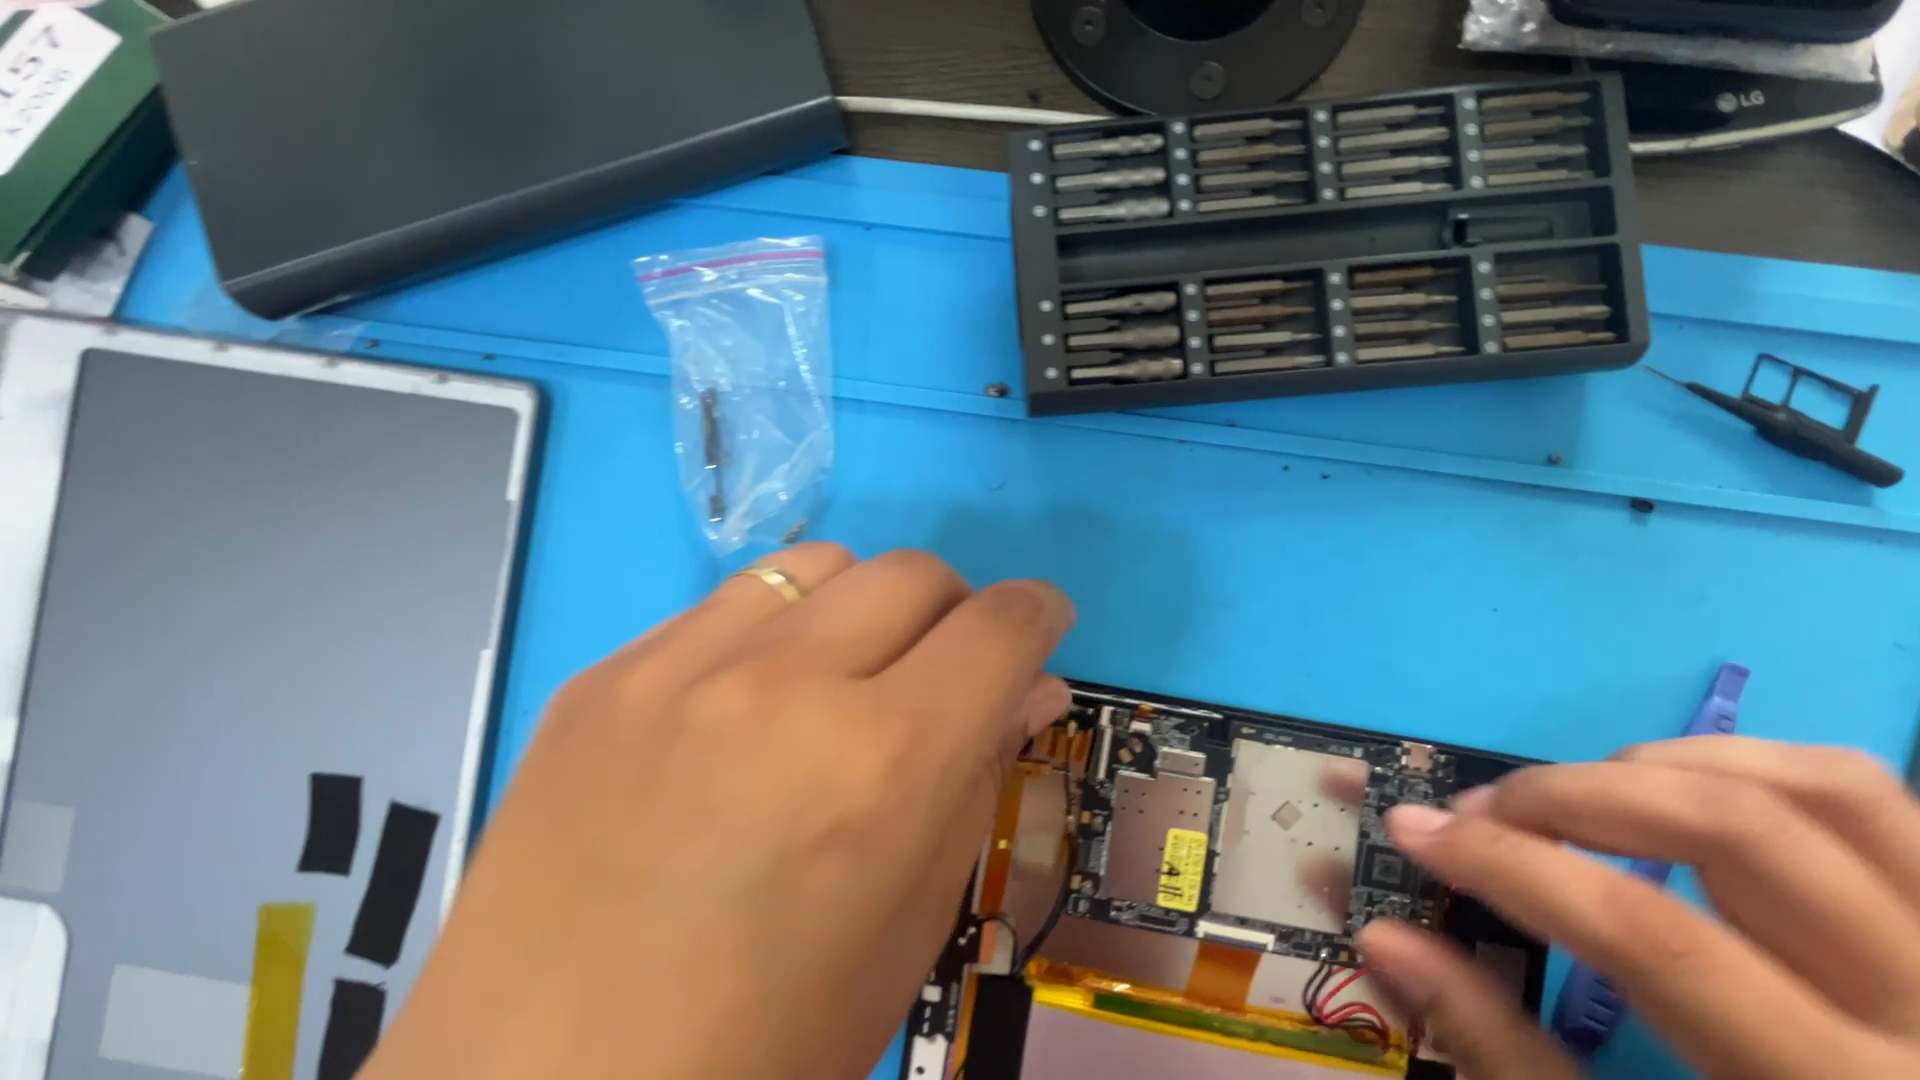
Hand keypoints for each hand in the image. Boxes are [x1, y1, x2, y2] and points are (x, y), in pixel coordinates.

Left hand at [359, 545, 1074, 1079]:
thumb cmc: (767, 1040)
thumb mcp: (907, 925)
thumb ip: (976, 781)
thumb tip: (1029, 688)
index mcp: (882, 763)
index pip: (1000, 627)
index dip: (1040, 613)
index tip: (1042, 624)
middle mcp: (784, 685)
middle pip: (913, 573)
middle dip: (955, 611)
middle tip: (943, 670)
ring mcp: (677, 669)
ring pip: (817, 565)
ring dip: (860, 605)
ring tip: (842, 675)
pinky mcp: (602, 676)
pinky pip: (721, 608)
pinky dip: (769, 633)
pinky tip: (742, 706)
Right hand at [1355, 737, 1919, 1078]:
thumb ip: (1500, 1045)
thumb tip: (1386, 938)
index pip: (1652, 937)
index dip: (1515, 867)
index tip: (1416, 828)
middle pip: (1734, 832)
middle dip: (1572, 797)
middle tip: (1482, 810)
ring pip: (1819, 790)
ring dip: (1661, 768)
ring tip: (1570, 791)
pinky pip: (1868, 793)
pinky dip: (1751, 763)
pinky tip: (1671, 786)